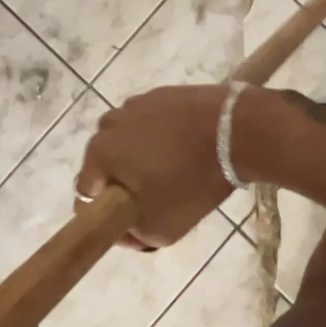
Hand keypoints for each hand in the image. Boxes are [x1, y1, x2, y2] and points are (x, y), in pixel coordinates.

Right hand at [75, 84, 245, 249]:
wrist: (238, 129)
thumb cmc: (192, 181)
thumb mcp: (160, 228)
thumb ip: (131, 234)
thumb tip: (124, 228)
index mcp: (100, 153)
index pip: (87, 193)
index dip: (106, 213)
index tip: (132, 220)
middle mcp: (111, 122)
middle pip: (107, 162)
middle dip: (124, 181)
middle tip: (155, 196)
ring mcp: (139, 102)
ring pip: (130, 140)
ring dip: (143, 155)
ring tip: (175, 169)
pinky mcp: (165, 92)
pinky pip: (153, 122)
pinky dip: (163, 135)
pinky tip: (187, 147)